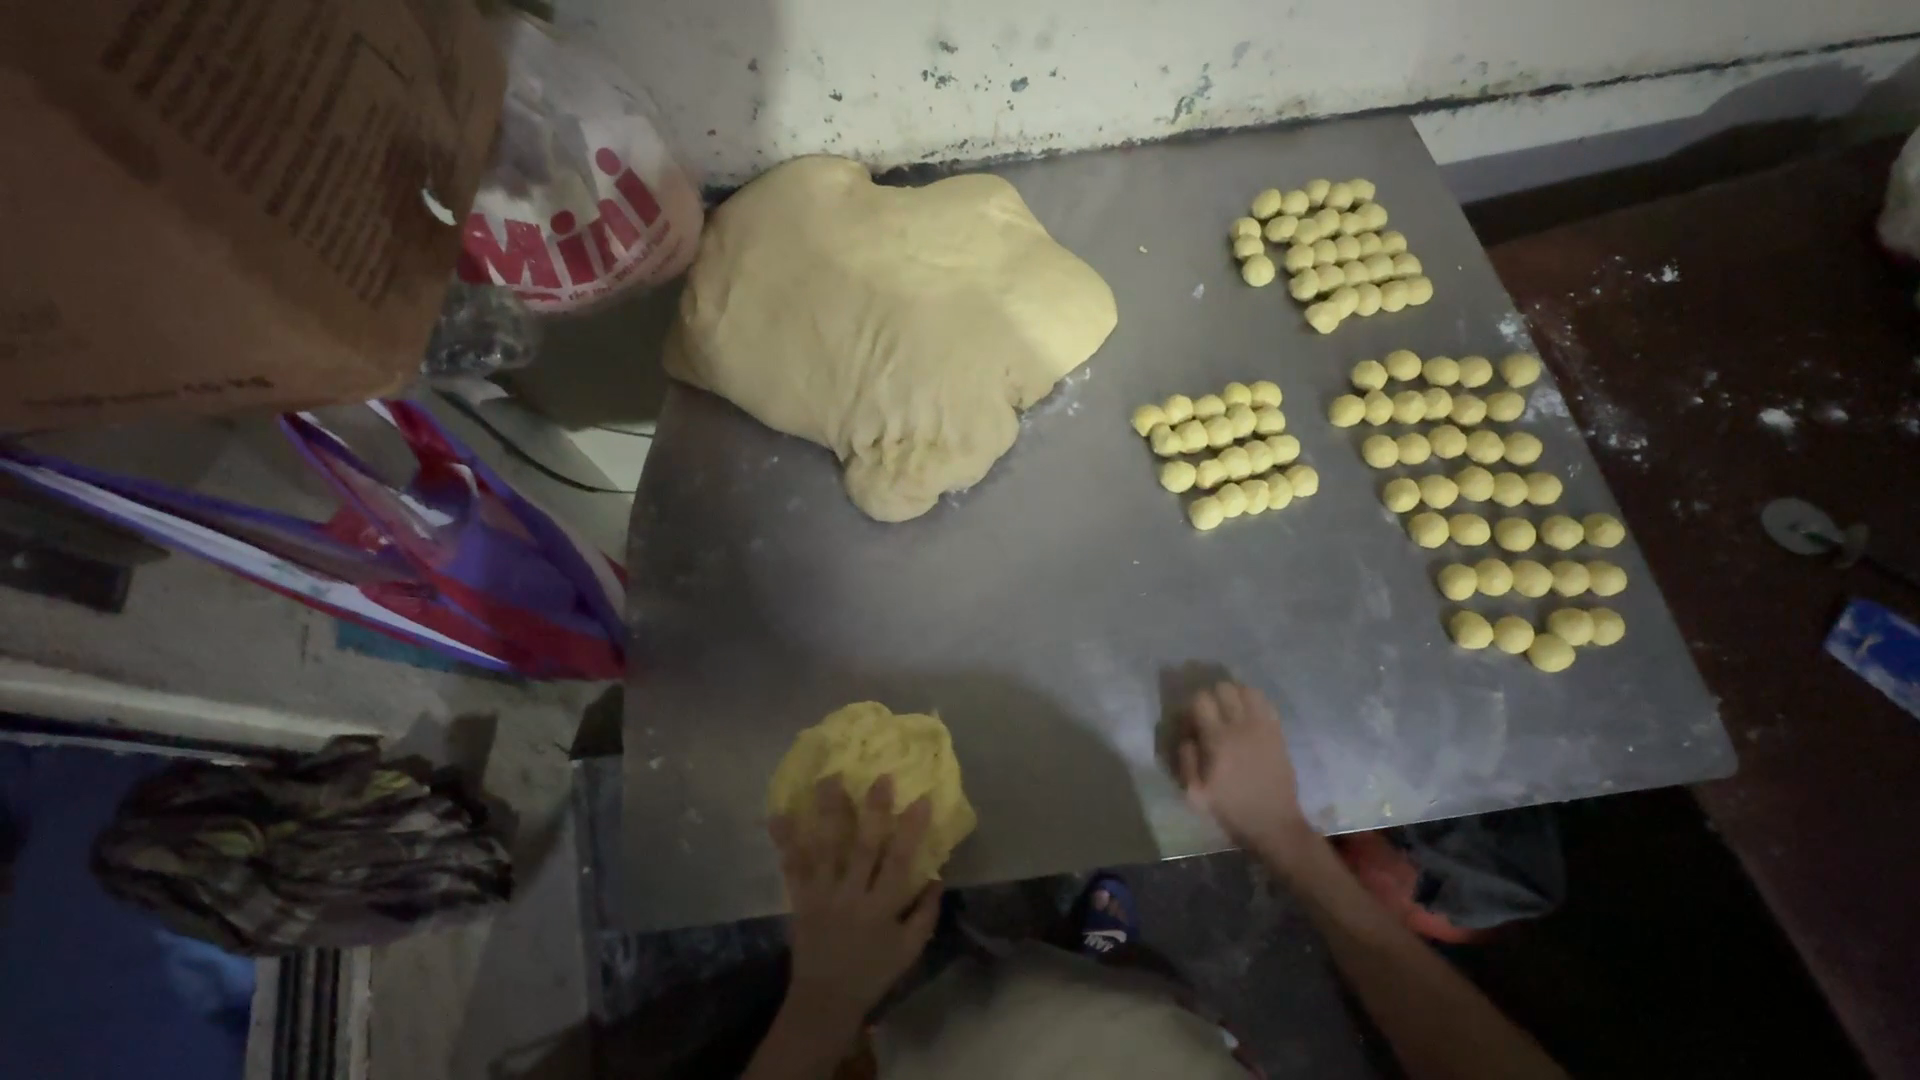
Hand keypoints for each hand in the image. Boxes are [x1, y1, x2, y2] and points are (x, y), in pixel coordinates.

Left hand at [769, 775, 940, 1020]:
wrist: (825, 1001)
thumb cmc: (873, 972)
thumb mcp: (910, 949)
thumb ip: (925, 912)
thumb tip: (936, 874)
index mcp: (882, 908)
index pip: (901, 862)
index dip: (911, 830)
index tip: (921, 799)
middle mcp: (852, 896)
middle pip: (863, 847)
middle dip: (873, 811)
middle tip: (879, 778)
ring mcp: (823, 896)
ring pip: (826, 848)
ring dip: (827, 813)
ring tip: (829, 779)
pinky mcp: (800, 900)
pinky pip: (792, 867)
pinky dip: (785, 841)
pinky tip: (778, 814)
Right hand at [1176, 682, 1313, 859]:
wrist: (1274, 823)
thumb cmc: (1231, 809)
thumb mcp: (1195, 793)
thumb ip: (1185, 759)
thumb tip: (1187, 737)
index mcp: (1218, 740)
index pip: (1201, 699)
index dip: (1192, 706)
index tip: (1192, 722)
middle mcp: (1241, 726)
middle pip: (1224, 687)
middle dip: (1212, 696)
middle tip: (1210, 715)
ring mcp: (1263, 727)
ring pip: (1247, 690)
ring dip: (1235, 696)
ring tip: (1230, 712)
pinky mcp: (1278, 733)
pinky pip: (1266, 703)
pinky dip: (1254, 703)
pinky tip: (1248, 718)